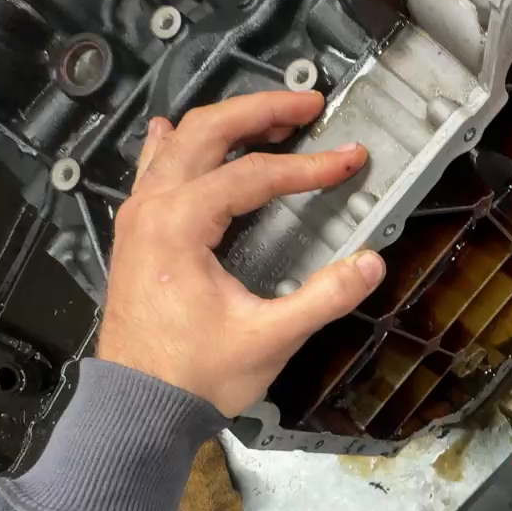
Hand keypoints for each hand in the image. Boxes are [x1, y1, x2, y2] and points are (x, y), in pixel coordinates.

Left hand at [96, 91, 385, 415]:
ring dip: (228, 123)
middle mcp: (153, 208)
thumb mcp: (272, 337)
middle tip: (310, 104)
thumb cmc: (199, 373)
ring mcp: (139, 218)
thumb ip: (325, 297)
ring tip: (271, 117)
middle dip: (263, 111)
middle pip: (209, 133)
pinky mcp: (140, 234)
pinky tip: (182, 135)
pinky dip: (180, 145)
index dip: (310, 167)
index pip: (255, 175)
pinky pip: (157, 169)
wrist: (140, 406)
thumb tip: (371, 263)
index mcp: (181, 223)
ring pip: (181, 144)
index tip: (350, 160)